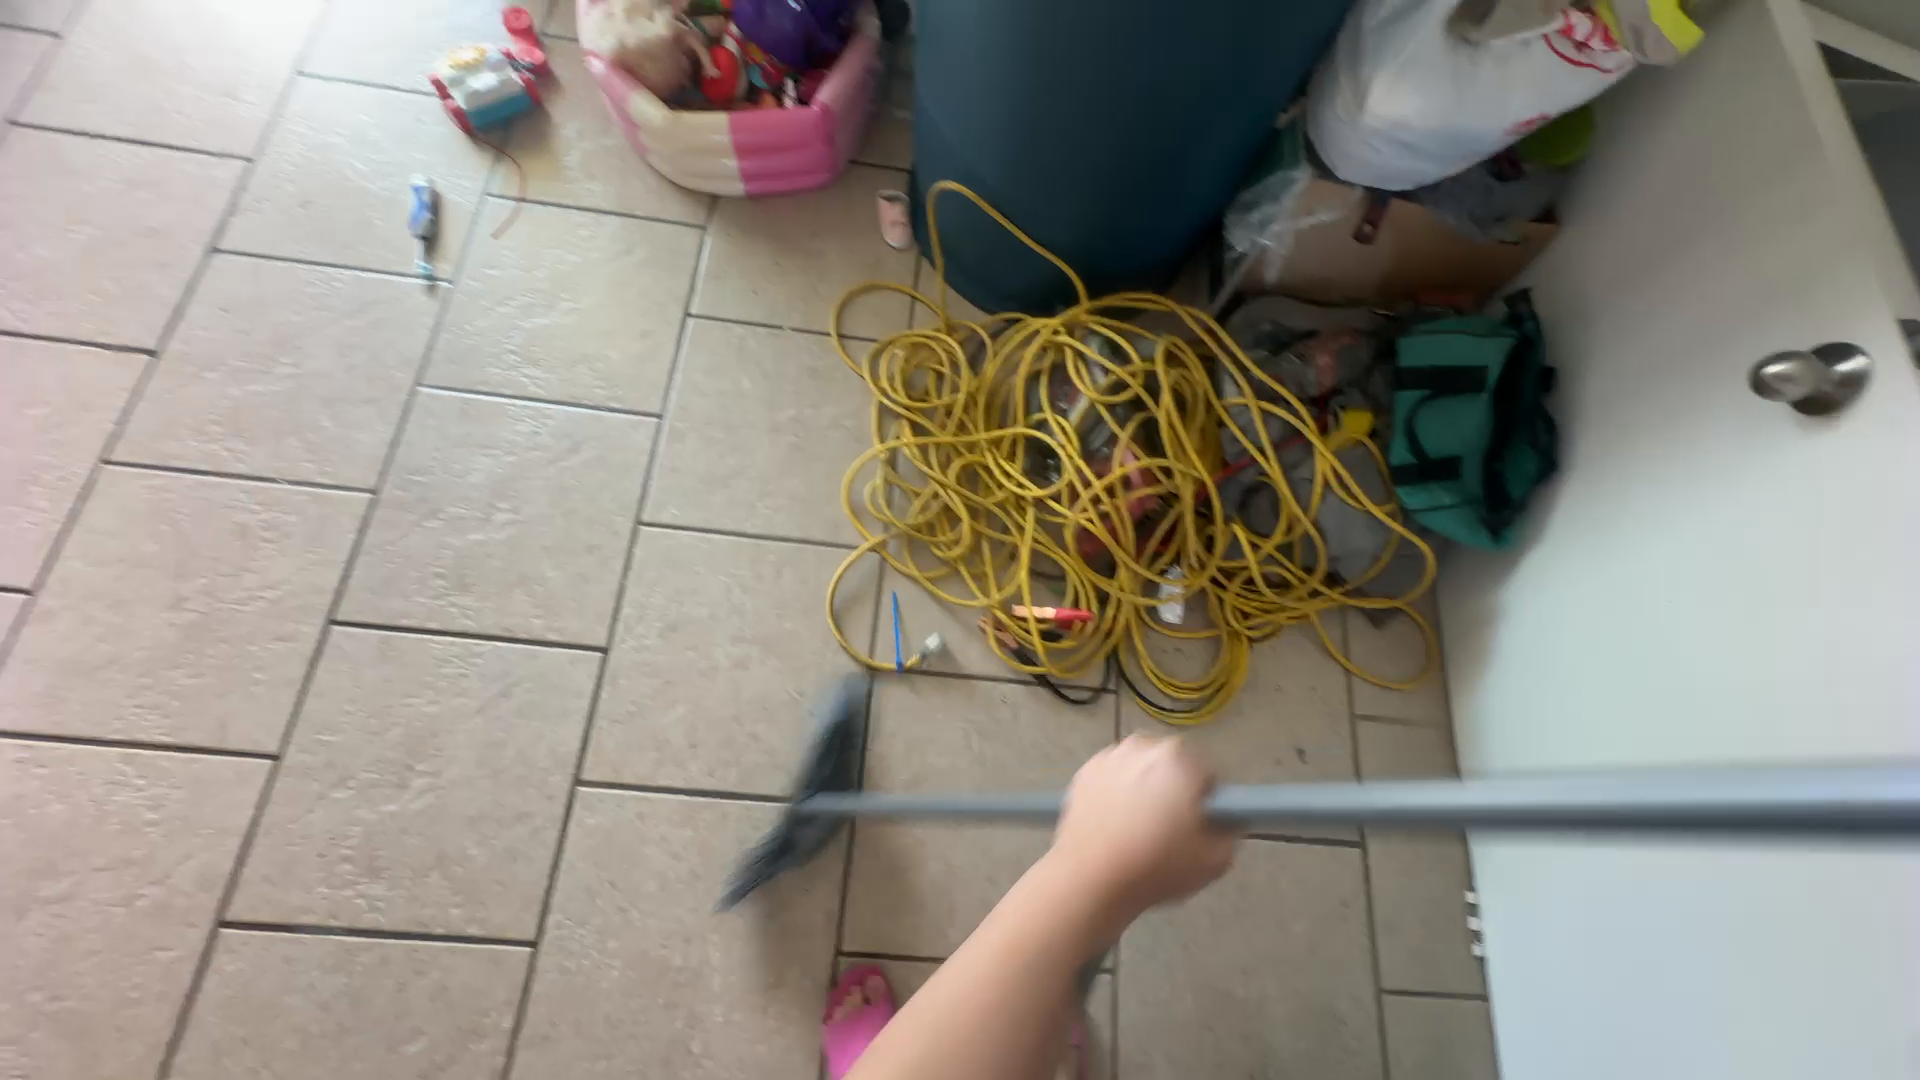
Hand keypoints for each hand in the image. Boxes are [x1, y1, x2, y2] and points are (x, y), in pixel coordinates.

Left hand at [1047, 735, 1238, 925]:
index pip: (1208, 773)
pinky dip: (1118, 791)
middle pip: (1173, 765)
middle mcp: (1142, 745)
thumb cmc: (1156, 866)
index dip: (1208, 802)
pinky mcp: (1084, 771)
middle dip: (1176, 789)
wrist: (1089, 877)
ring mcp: (1109, 755)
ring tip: (1139, 828)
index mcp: (1178, 757)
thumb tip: (1225, 818)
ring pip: (1142, 769)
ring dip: (1146, 787)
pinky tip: (1115, 823)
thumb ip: (1231, 831)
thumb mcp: (1216, 860)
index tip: (1198, 827)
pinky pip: (1114, 776)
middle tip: (1171, 830)